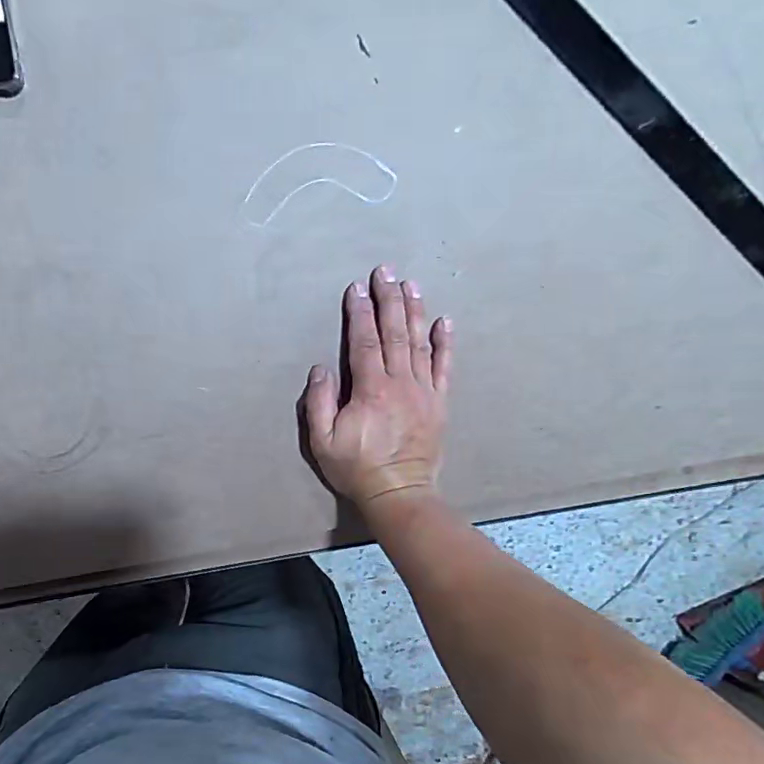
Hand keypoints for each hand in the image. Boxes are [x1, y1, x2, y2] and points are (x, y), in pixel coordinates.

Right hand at [301, 265, 454, 510]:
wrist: (399, 493)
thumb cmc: (356, 469)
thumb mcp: (322, 442)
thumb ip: (319, 403)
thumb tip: (321, 369)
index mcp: (370, 389)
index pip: (364, 342)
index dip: (360, 313)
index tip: (357, 288)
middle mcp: (400, 383)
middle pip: (394, 333)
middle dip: (388, 299)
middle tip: (385, 271)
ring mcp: (423, 391)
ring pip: (419, 342)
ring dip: (414, 311)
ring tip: (410, 285)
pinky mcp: (438, 403)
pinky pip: (444, 366)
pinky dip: (444, 343)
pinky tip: (444, 321)